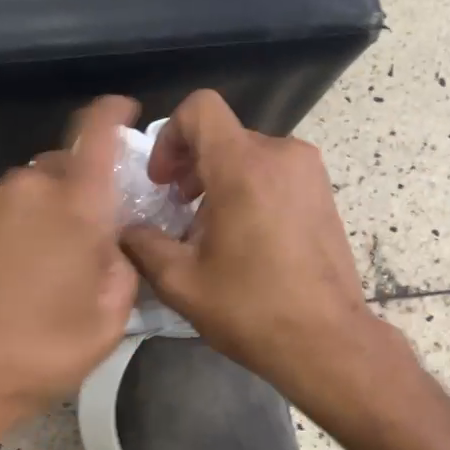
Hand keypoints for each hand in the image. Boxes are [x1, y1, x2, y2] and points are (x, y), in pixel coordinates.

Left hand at [0, 96, 141, 424]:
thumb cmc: (45, 351)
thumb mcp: (109, 318)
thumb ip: (122, 263)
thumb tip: (112, 240)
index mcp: (75, 203)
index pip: (96, 129)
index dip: (112, 114)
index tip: (123, 114)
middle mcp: (28, 189)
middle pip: (62, 164)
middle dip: (80, 188)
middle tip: (88, 233)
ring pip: (28, 189)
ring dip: (44, 211)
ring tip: (47, 261)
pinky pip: (1, 210)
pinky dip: (15, 227)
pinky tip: (15, 270)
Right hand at [119, 90, 398, 416]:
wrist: (324, 340)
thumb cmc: (249, 309)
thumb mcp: (179, 281)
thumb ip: (142, 244)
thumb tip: (126, 229)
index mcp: (243, 167)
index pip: (200, 108)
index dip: (170, 135)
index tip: (162, 182)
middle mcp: (281, 155)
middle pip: (222, 137)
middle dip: (190, 169)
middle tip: (175, 215)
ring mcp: (308, 173)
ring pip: (248, 157)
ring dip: (218, 184)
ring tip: (207, 234)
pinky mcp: (322, 194)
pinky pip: (273, 175)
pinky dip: (247, 194)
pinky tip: (241, 243)